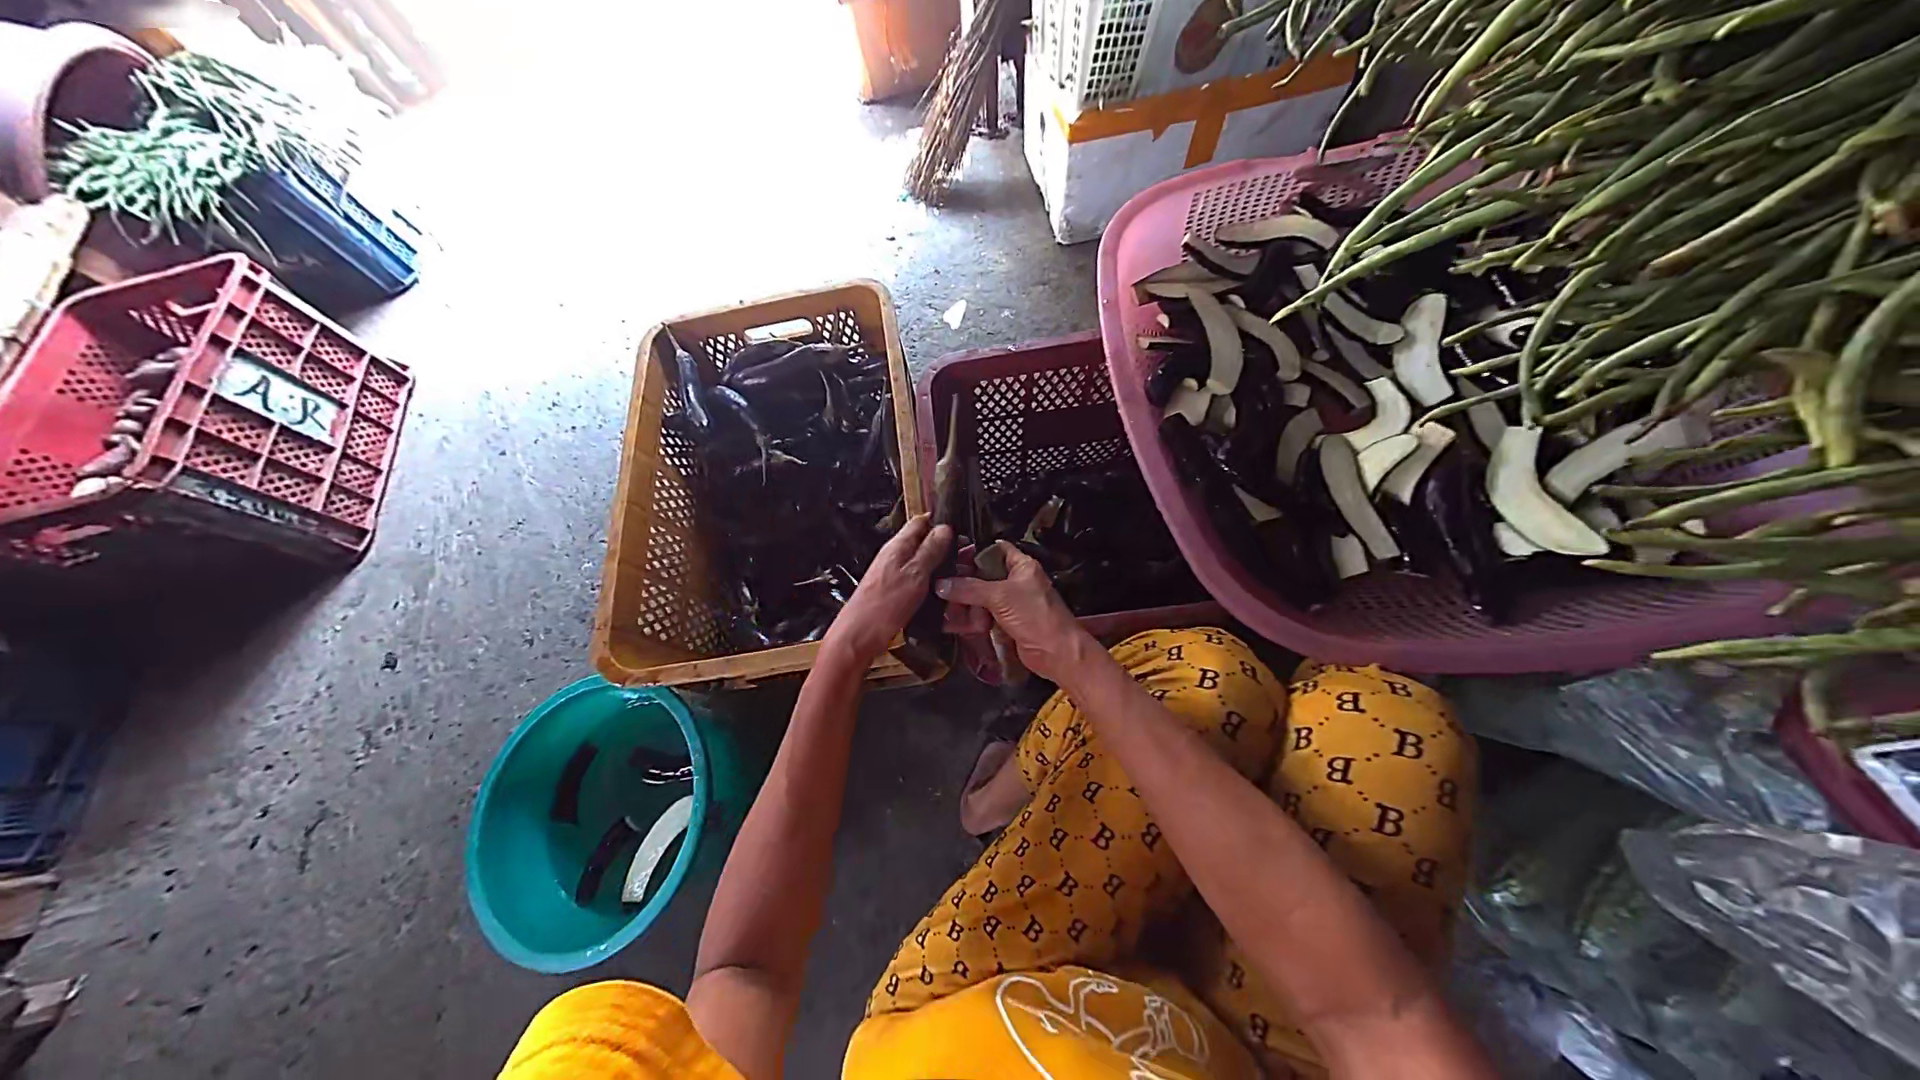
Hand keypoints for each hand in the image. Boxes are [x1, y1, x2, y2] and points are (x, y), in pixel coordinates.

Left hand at [823, 514, 952, 663]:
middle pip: (922, 542)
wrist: (858, 638)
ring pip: (921, 562)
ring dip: (938, 567)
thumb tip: (945, 529)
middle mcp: (893, 557)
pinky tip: (939, 593)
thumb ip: (930, 550)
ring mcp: (893, 574)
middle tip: (962, 559)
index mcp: (897, 546)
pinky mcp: (894, 592)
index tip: (959, 534)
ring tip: (955, 576)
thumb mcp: (916, 575)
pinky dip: (929, 584)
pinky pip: (917, 581)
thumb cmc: (881, 608)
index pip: (921, 521)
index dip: (941, 523)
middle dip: (944, 548)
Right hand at [935, 543, 1099, 685]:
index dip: (975, 551)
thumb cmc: (1037, 617)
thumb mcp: (1000, 596)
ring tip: (952, 612)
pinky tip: (957, 624)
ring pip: (981, 598)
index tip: (952, 556)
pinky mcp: (1007, 623)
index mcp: (1022, 566)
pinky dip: (972, 620)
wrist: (1056, 653)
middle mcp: (1017, 582)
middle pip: (983, 576)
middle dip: (964, 584)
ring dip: (966, 606)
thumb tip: (942, 584)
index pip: (995, 550)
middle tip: (945, 589)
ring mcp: (1012, 603)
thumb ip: (969, 588)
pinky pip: (984, 617)